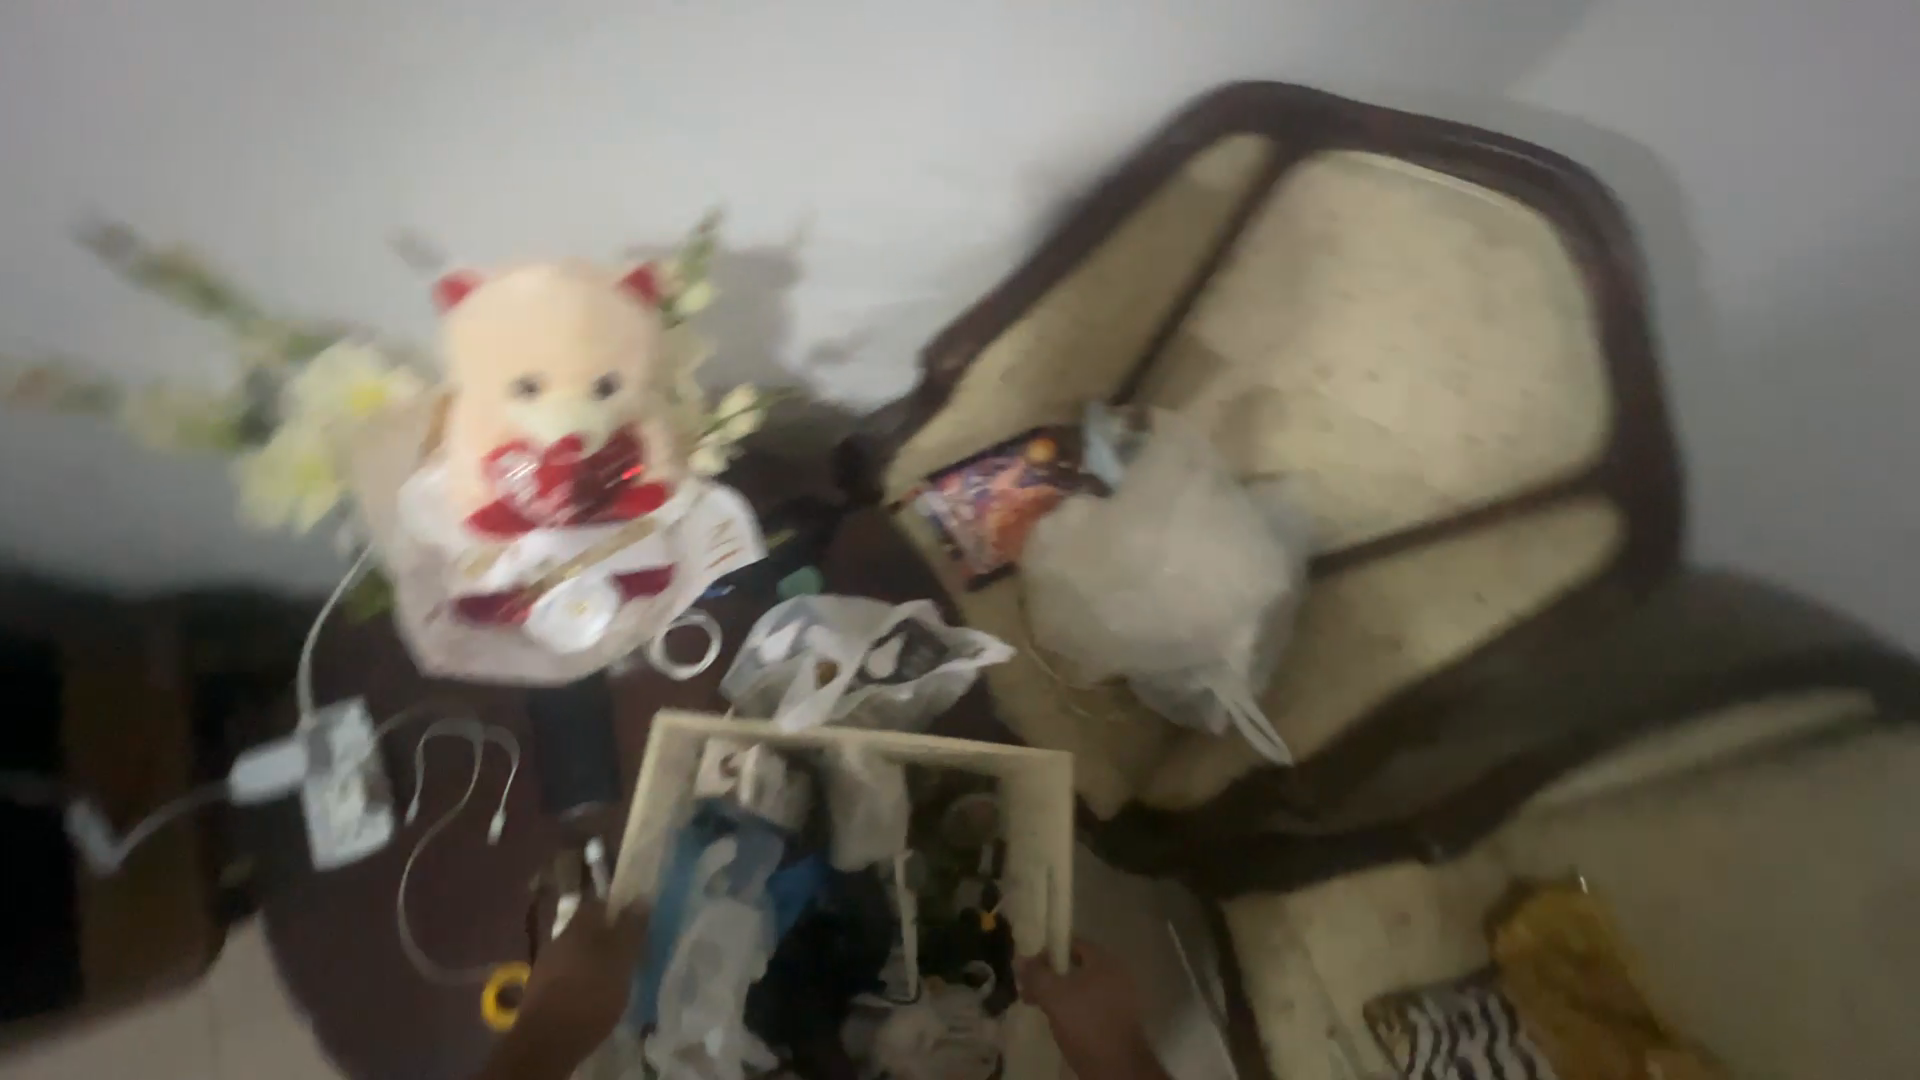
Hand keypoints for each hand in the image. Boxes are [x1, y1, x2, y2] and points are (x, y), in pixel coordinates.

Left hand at [480, 897, 648, 1079]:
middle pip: (586, 928)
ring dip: (593, 958)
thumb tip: (641, 898)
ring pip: (576, 952)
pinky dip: (581, 979)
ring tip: (614, 974)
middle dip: (606, 934)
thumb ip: (632, 928)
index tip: (635, 917)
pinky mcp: (539, 993)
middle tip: (628, 947)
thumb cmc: (590, 994)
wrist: (545, 1045)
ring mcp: (545, 966)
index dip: (617, 906)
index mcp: (579, 925)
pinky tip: (592, 993)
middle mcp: (558, 939)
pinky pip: (566, 975)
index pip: (599, 902)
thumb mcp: (622, 959)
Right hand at [1016, 940, 1168, 1079]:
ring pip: (1083, 989)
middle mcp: (1116, 974)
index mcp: (1104, 960)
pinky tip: (1061, 1024)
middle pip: (1077, 967)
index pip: (1072, 944)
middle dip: (1051, 977)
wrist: (1119, 1071)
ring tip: (1041, 1009)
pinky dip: (1076, 1010)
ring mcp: (1121, 999)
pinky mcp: (1120, 1022)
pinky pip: (1092, 1007)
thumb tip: (1019, 959)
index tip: (1030, 969)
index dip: (1048, 953)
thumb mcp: (1053, 996)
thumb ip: (1035, 975)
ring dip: (1061, 995)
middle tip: (1030, 992)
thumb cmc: (1086, 1024)